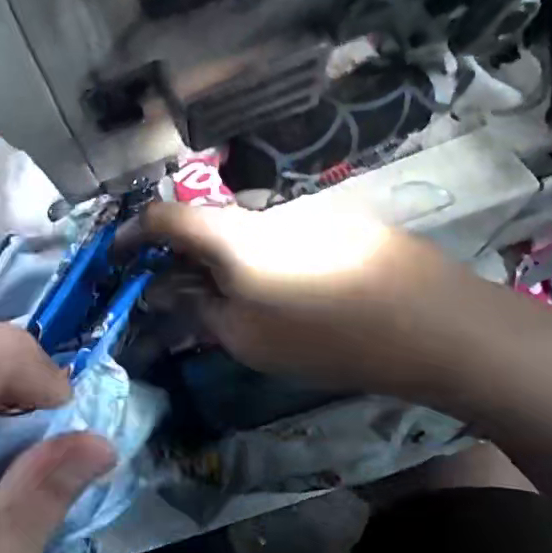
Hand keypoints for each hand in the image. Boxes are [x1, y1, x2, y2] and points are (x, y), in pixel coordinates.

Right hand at [122, 202, 492, 406]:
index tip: (118, 258)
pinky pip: (285, 240)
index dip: (132, 234)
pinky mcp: (343, 226)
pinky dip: (265, 262)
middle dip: (180, 257)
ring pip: (248, 235)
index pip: (164, 217)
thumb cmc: (326, 336)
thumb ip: (201, 312)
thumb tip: (173, 293)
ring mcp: (308, 214)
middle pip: (207, 225)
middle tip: (175, 294)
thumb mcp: (248, 339)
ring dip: (225, 261)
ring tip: (234, 302)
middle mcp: (266, 213)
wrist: (433, 324)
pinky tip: (289, 295)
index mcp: (233, 235)